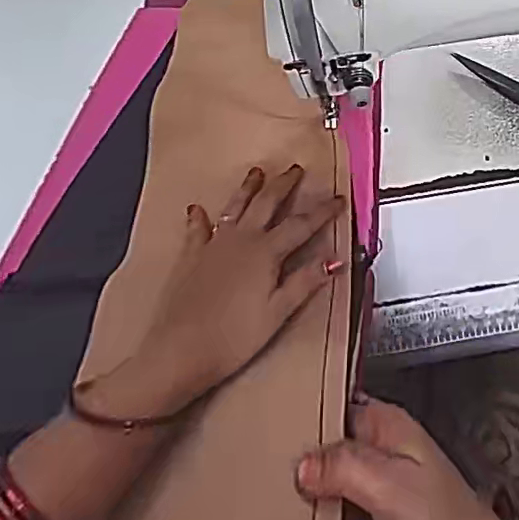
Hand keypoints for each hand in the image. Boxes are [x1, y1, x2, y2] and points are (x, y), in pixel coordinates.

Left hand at [83, 165, 345, 418]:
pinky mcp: (191, 256)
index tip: (338, 199)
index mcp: (265, 253)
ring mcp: (213, 244)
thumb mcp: (277, 313)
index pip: (301, 225)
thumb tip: (334, 260)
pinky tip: (197, 208)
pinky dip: (199, 217)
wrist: (179, 350)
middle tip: (295, 169)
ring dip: (248, 188)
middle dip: (283, 184)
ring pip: (235, 206)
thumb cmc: (234, 338)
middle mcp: (241, 240)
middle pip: (266, 203)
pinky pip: (197, 229)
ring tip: (257, 171)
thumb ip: (305, 282)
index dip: (323, 211)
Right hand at [297, 397, 515, 519]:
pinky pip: (340, 506)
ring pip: (333, 476)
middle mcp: (382, 448)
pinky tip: (308, 519)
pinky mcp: (377, 518)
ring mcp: (380, 484)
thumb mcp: (391, 486)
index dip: (309, 418)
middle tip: (273, 469)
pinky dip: (324, 512)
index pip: (336, 406)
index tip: (276, 433)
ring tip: (282, 493)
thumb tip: (302, 462)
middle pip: (331, 443)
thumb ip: (346, 465)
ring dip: (313, 487)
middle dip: (306, 456)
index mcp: (387, 424)